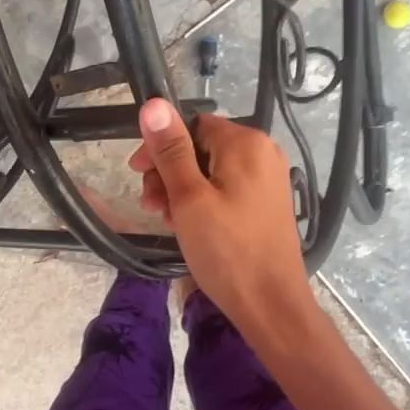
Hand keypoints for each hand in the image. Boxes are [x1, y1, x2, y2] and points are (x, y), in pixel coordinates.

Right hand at [127, 98, 309, 328]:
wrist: (271, 305)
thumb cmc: (227, 250)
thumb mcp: (189, 198)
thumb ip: (171, 150)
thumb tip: (154, 104)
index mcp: (246, 143)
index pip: (190, 125)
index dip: (160, 147)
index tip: (137, 174)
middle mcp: (262, 152)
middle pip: (200, 147)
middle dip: (168, 172)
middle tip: (150, 206)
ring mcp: (267, 179)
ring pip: (210, 170)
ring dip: (180, 189)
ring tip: (165, 220)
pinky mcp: (266, 203)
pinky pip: (226, 188)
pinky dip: (202, 200)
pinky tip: (187, 225)